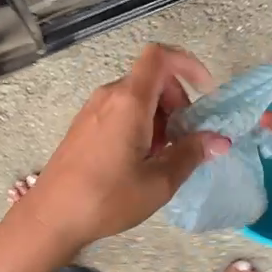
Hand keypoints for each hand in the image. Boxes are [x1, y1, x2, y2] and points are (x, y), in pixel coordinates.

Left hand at [17, 44, 229, 251]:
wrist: (52, 215)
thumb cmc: (107, 197)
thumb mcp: (158, 181)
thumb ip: (191, 154)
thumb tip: (219, 140)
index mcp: (128, 100)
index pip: (159, 56)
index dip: (188, 64)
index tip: (206, 92)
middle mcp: (109, 95)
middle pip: (152, 78)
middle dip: (178, 102)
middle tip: (185, 140)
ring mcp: (93, 108)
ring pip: (137, 96)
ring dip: (160, 117)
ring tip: (162, 157)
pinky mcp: (84, 124)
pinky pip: (120, 109)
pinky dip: (140, 124)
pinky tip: (140, 160)